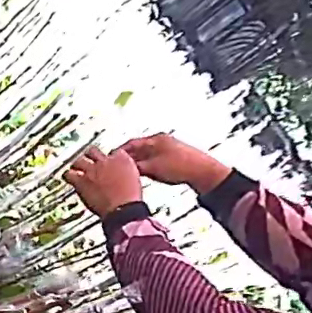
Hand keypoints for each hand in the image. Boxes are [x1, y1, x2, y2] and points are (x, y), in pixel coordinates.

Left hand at [64, 145, 144, 216]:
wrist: (123, 206)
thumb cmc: (129, 197)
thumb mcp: (133, 177)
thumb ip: (124, 172)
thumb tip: (118, 174)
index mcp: (122, 159)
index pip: (112, 151)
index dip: (107, 157)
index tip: (105, 161)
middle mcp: (105, 161)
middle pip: (92, 151)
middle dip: (88, 155)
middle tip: (86, 160)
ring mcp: (92, 170)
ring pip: (79, 160)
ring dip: (76, 164)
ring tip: (74, 168)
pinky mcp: (81, 181)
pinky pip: (68, 174)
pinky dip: (67, 175)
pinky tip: (67, 178)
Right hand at [117, 133, 232, 192]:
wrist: (203, 172)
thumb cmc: (181, 167)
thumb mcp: (150, 168)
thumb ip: (132, 167)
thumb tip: (119, 168)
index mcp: (156, 139)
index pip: (130, 143)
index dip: (117, 153)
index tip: (108, 160)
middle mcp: (162, 141)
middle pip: (137, 148)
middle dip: (125, 158)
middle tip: (114, 167)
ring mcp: (168, 148)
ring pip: (144, 154)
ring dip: (135, 162)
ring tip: (127, 171)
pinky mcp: (172, 156)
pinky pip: (152, 159)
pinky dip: (144, 165)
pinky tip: (142, 173)